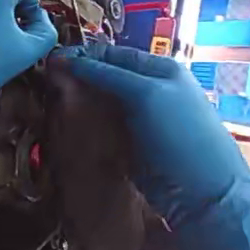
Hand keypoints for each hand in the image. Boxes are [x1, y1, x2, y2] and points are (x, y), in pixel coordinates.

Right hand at [58, 43, 249, 249]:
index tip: (50, 61)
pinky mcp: (131, 145)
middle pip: (106, 77)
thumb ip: (107, 75)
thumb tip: (66, 59)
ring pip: (101, 102)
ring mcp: (141, 119)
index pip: (114, 54)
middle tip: (46, 82)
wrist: (203, 195)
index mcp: (160, 71)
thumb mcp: (145, 95)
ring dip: (78, 101)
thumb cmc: (180, 136)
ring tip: (50, 101)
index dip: (83, 55)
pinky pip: (103, 126)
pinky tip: (66, 123)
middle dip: (78, 78)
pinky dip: (85, 123)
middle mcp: (150, 91)